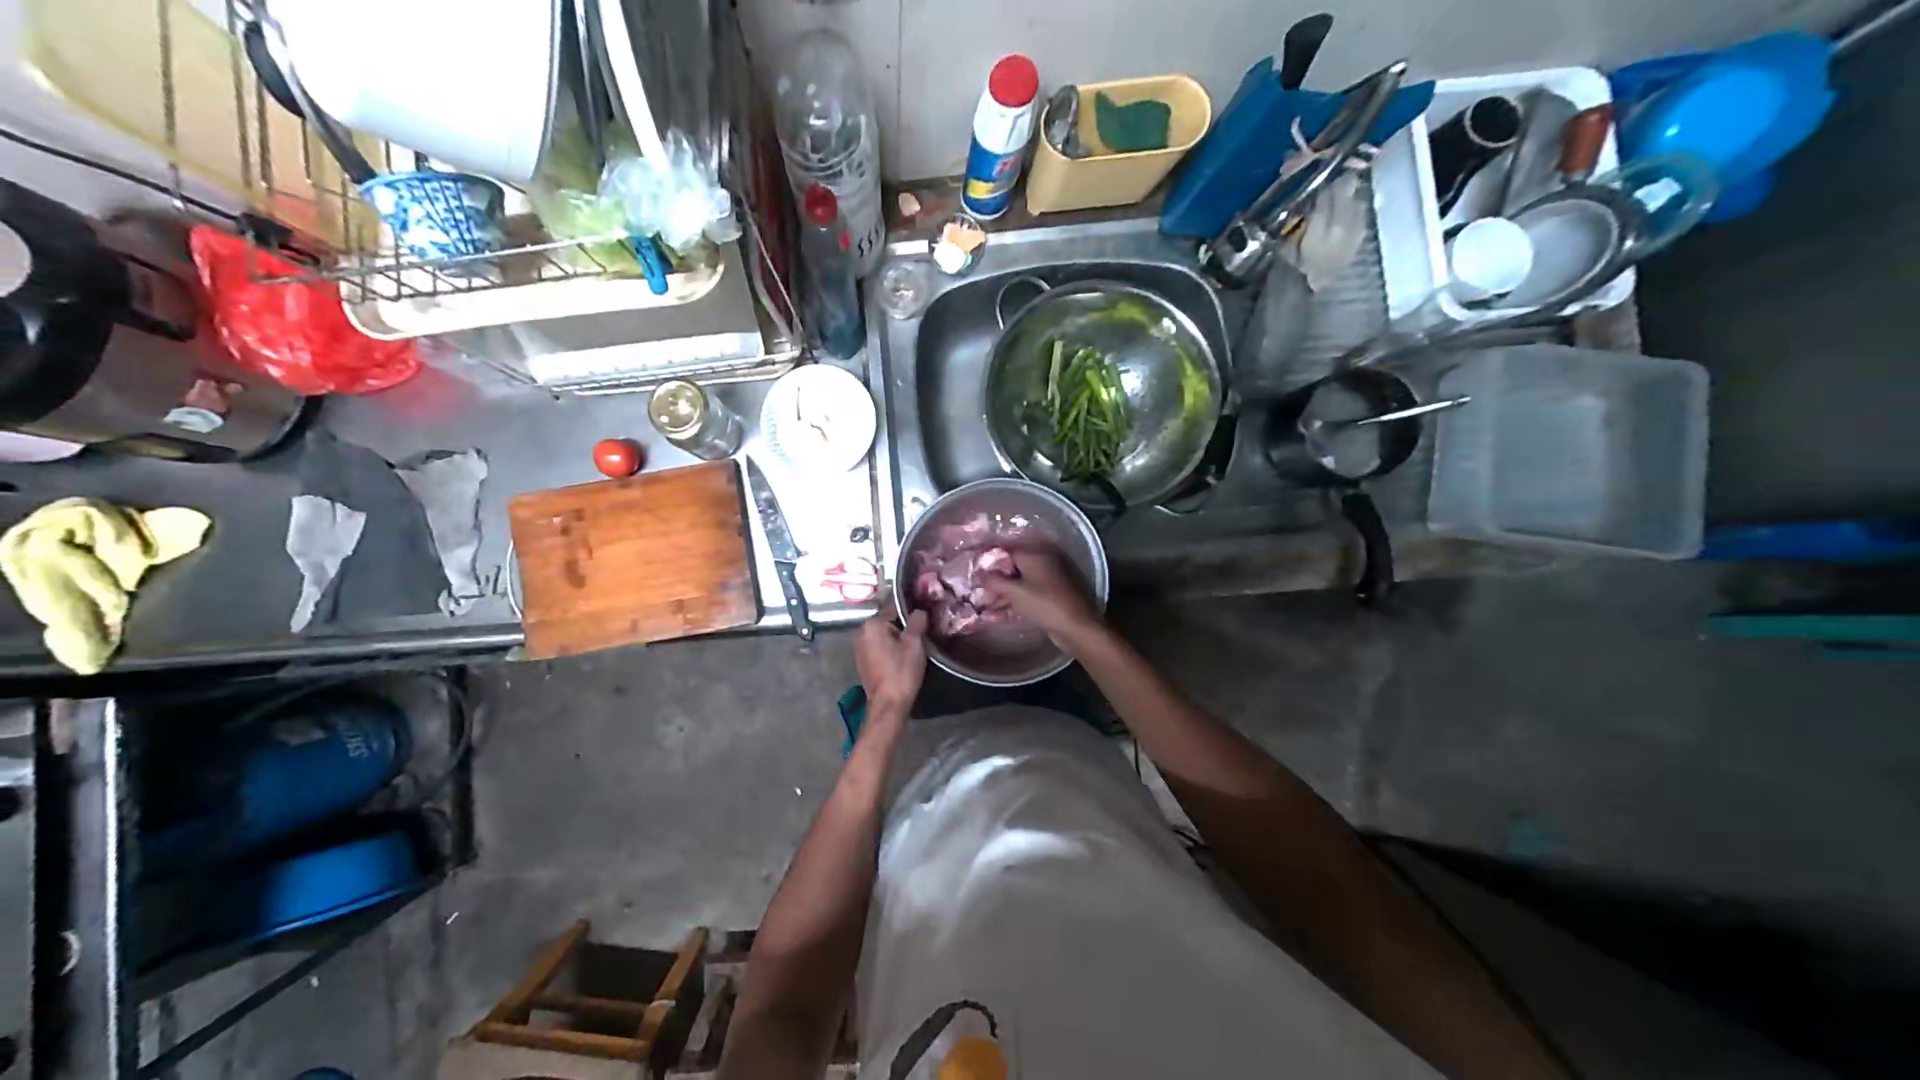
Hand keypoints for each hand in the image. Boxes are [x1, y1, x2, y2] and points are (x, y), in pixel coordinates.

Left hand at [855, 593, 927, 720]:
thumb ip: (917, 622)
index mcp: (872, 624)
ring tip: (915, 647)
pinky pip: (879, 648)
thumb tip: (919, 611)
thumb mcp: (914, 644)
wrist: (888, 704)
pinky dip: (890, 650)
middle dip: (904, 627)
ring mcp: (860, 649)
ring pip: (884, 636)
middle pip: (888, 622)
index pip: (894, 608)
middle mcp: (861, 633)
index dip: (911, 613)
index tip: (925, 620)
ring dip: (897, 639)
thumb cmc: (902, 671)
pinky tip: (902, 659)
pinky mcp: (863, 662)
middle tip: (922, 635)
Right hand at [982, 550, 1104, 651]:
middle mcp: (1041, 561)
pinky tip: (997, 613)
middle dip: (993, 578)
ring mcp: (1046, 578)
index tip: (971, 568)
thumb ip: (993, 580)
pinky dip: (1012, 600)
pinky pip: (1025, 593)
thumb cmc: (1044, 604)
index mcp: (1033, 554)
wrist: (1076, 627)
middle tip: (977, 589)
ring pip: (1017, 581)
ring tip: (983, 605)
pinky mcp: (1049, 594)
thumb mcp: (1014, 592)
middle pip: (1011, 566)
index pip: (1004, 549)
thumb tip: (978, 572)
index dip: (987, 559)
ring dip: (1001, 592)